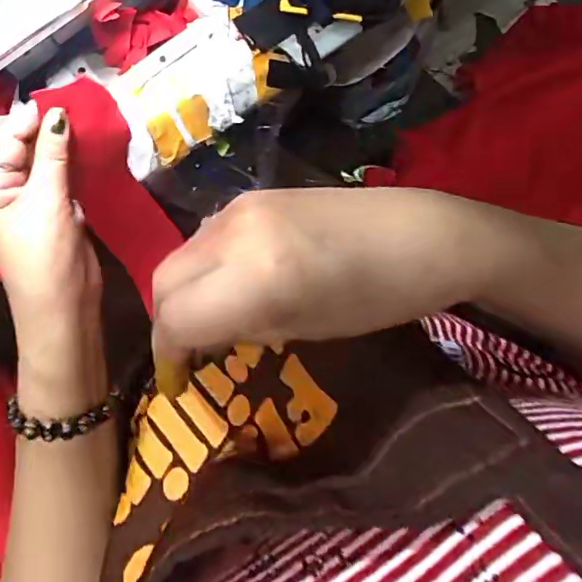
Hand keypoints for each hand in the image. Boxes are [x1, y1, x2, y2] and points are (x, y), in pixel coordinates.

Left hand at [0, 104, 104, 412]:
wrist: (66, 311)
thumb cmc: (43, 255)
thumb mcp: (46, 200)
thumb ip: (52, 155)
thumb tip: (57, 113)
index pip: (7, 147)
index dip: (27, 123)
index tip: (51, 100)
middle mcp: (7, 195)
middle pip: (27, 153)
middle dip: (47, 132)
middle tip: (72, 103)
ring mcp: (34, 204)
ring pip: (49, 165)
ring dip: (64, 146)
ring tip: (84, 117)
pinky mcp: (58, 213)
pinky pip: (64, 180)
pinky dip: (76, 165)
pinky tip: (90, 145)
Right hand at [151, 188, 519, 392]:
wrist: (419, 232)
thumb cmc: (379, 298)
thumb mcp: (309, 330)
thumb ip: (243, 329)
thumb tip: (200, 338)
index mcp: (258, 278)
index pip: (177, 318)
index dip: (168, 355)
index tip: (176, 383)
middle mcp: (233, 235)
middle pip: (162, 280)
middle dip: (165, 322)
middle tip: (184, 354)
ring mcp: (235, 209)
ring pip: (177, 257)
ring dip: (180, 292)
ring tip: (206, 320)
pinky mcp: (243, 198)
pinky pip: (200, 239)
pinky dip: (199, 269)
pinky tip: (228, 284)